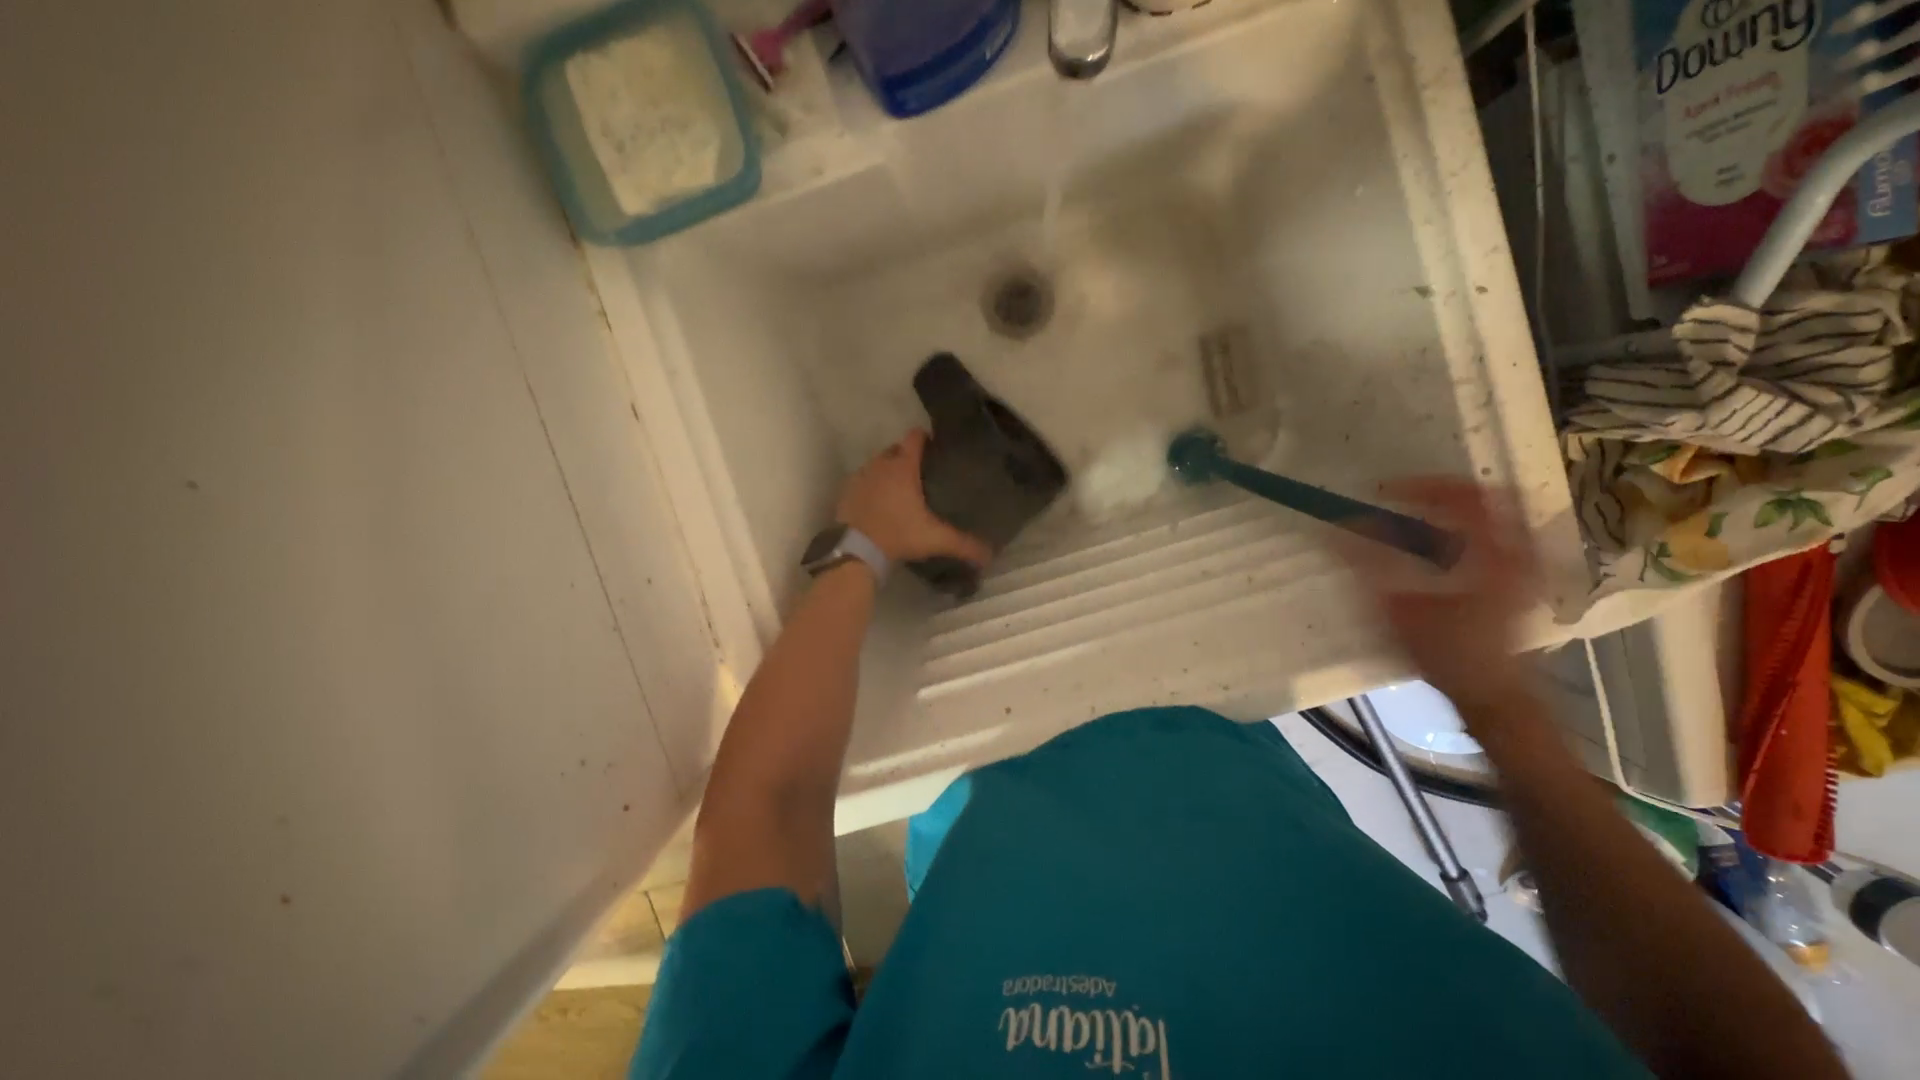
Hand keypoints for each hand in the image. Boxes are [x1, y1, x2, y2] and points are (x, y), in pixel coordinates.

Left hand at [837, 430, 992, 565]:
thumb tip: (989, 556)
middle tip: (920, 472)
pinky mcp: (846, 492)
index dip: (925, 438)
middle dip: (906, 456)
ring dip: (887, 471)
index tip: (934, 446)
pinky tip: (877, 502)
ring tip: (899, 488)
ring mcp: (860, 477)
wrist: (855, 551)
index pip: (914, 438)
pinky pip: (862, 481)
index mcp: (903, 468)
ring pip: (877, 464)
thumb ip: (963, 544)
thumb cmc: (898, 536)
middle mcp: (880, 465)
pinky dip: (870, 486)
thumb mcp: (935, 539)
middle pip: (895, 449)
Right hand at [1337, 478, 1538, 709]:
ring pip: (1499, 515)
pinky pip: (1503, 536)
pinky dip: (1473, 530)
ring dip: (1460, 510)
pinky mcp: (1524, 581)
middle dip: (1445, 491)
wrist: (1491, 696)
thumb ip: (1369, 564)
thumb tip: (1341, 527)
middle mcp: (1518, 552)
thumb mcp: (1398, 609)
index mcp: (1491, 554)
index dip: (1420, 487)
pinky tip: (1447, 547)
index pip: (1461, 497)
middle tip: (1409, 497)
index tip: (1385, 493)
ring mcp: (1527, 566)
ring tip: (1424, 516)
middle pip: (1489, 497)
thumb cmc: (1446, 655)